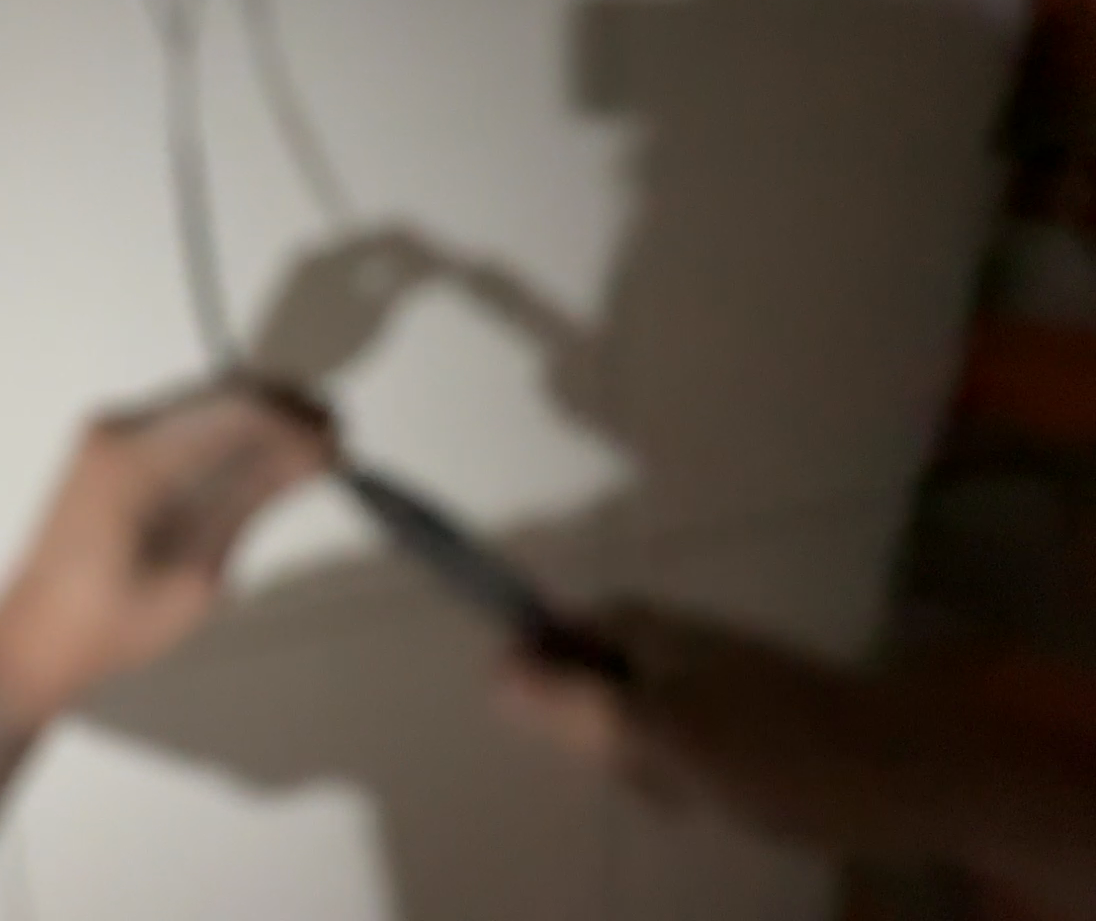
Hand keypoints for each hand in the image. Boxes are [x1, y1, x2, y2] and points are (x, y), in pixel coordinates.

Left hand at [0, 379, 335, 725]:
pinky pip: (183, 418)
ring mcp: (109, 429)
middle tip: (333, 444)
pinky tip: (255, 459)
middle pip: (222, 391)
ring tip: (305, 453)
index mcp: (136, 459)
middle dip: (285, 410)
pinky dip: (226, 431)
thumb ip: (253, 499)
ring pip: (205, 398)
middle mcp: (119, 426)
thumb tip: (316, 449)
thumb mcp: (198, 570)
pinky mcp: (108, 441)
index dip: (297, 421)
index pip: (237, 410)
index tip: (339, 447)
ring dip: (258, 418)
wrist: (33, 634)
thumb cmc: (115, 624)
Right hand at [494, 604, 1095, 885]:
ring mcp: (693, 663)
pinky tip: (705, 788)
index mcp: (633, 622)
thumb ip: (570, 702)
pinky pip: (665, 724)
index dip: (537, 679)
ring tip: (680, 787)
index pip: (542, 631)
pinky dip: (672, 758)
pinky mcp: (727, 697)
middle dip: (595, 727)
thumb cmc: (772, 747)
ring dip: (636, 752)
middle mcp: (655, 631)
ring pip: (623, 707)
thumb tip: (491, 672)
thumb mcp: (657, 732)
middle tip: (636, 768)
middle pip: (579, 673)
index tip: (561, 731)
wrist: (919, 772)